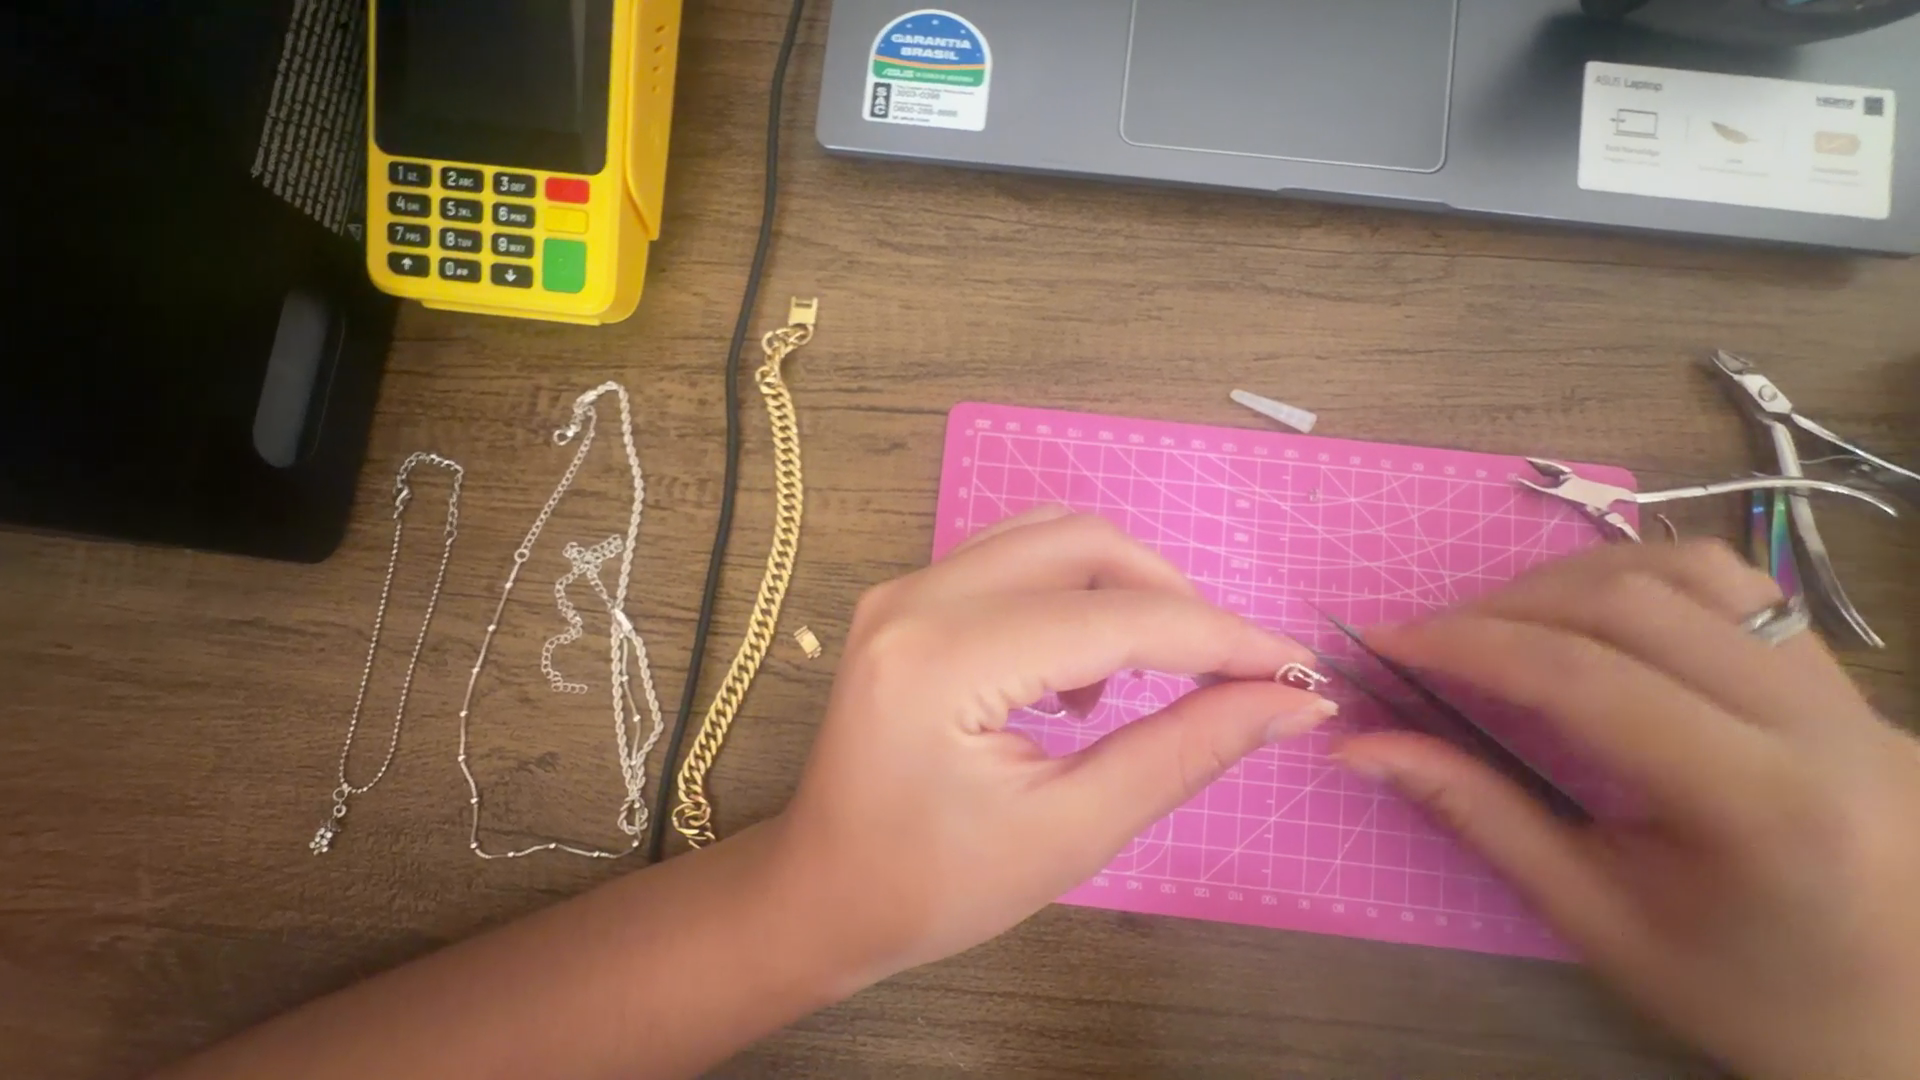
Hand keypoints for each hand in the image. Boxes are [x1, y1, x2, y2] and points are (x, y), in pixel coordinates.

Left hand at [765, 507, 1337, 987]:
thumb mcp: (1070, 832)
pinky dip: (1068, 592)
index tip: (1294, 668)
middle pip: (1082, 542)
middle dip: (1171, 596)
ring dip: (1119, 587)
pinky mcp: (907, 597)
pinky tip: (1072, 672)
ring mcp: (904, 588)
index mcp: (944, 659)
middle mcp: (918, 596)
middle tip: (1222, 670)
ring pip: (1048, 537)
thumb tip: (1286, 701)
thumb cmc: (936, 884)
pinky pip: (1012, 559)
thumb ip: (1183, 752)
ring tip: (1139, 677)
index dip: (1219, 638)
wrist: (824, 890)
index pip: (1114, 618)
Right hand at [1338, 541, 1919, 1079]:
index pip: (1582, 678)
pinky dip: (1635, 578)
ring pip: (1684, 573)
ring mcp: (1849, 693)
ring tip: (1499, 621)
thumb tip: (1358, 748)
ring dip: (1564, 581)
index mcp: (1764, 804)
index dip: (1465, 645)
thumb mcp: (1594, 919)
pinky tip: (1589, 615)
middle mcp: (1823, 725)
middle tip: (1428, 639)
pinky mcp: (1847, 683)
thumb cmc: (1750, 999)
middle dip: (1501, 608)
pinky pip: (1732, 586)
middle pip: (1628, 604)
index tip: (1384, 640)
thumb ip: (1474, 814)